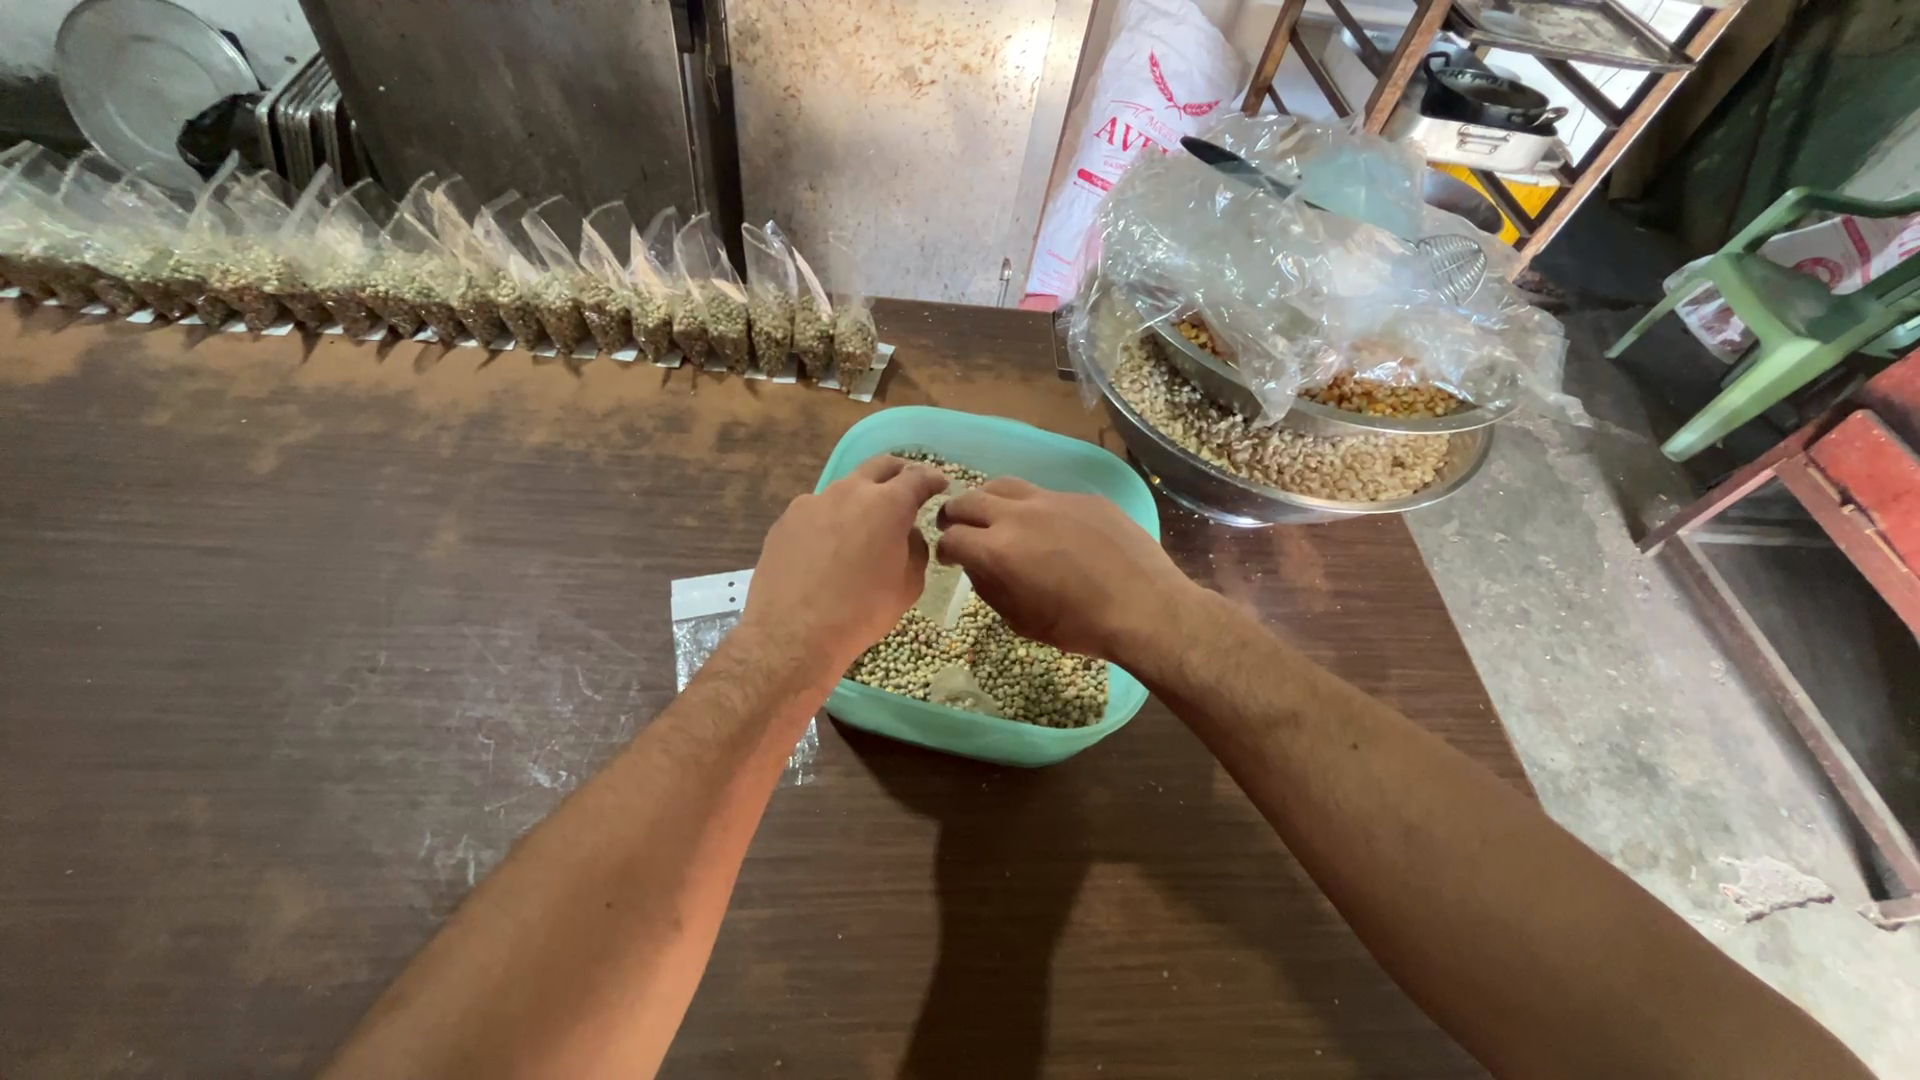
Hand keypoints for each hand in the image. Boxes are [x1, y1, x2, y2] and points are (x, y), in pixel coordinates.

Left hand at [741, 455, 949, 673]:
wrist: (793, 633)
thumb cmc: (862, 612)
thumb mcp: (908, 586)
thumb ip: (915, 549)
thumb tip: (907, 533)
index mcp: (888, 504)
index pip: (918, 477)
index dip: (933, 479)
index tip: (939, 484)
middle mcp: (849, 492)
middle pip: (880, 467)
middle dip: (898, 473)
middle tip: (906, 490)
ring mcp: (813, 502)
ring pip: (845, 490)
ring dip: (860, 501)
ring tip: (862, 529)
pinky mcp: (786, 520)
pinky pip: (817, 512)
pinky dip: (831, 521)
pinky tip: (827, 550)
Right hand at [937, 477, 1197, 663]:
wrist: (1145, 608)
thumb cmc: (1080, 626)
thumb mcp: (1022, 621)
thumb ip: (991, 588)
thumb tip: (977, 567)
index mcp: (999, 550)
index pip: (953, 538)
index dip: (944, 549)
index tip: (948, 557)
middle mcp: (1019, 515)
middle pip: (969, 500)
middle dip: (954, 514)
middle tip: (954, 525)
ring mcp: (1054, 500)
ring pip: (1005, 485)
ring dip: (989, 499)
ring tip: (992, 513)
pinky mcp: (1083, 498)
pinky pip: (1047, 495)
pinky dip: (1033, 507)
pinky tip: (1047, 525)